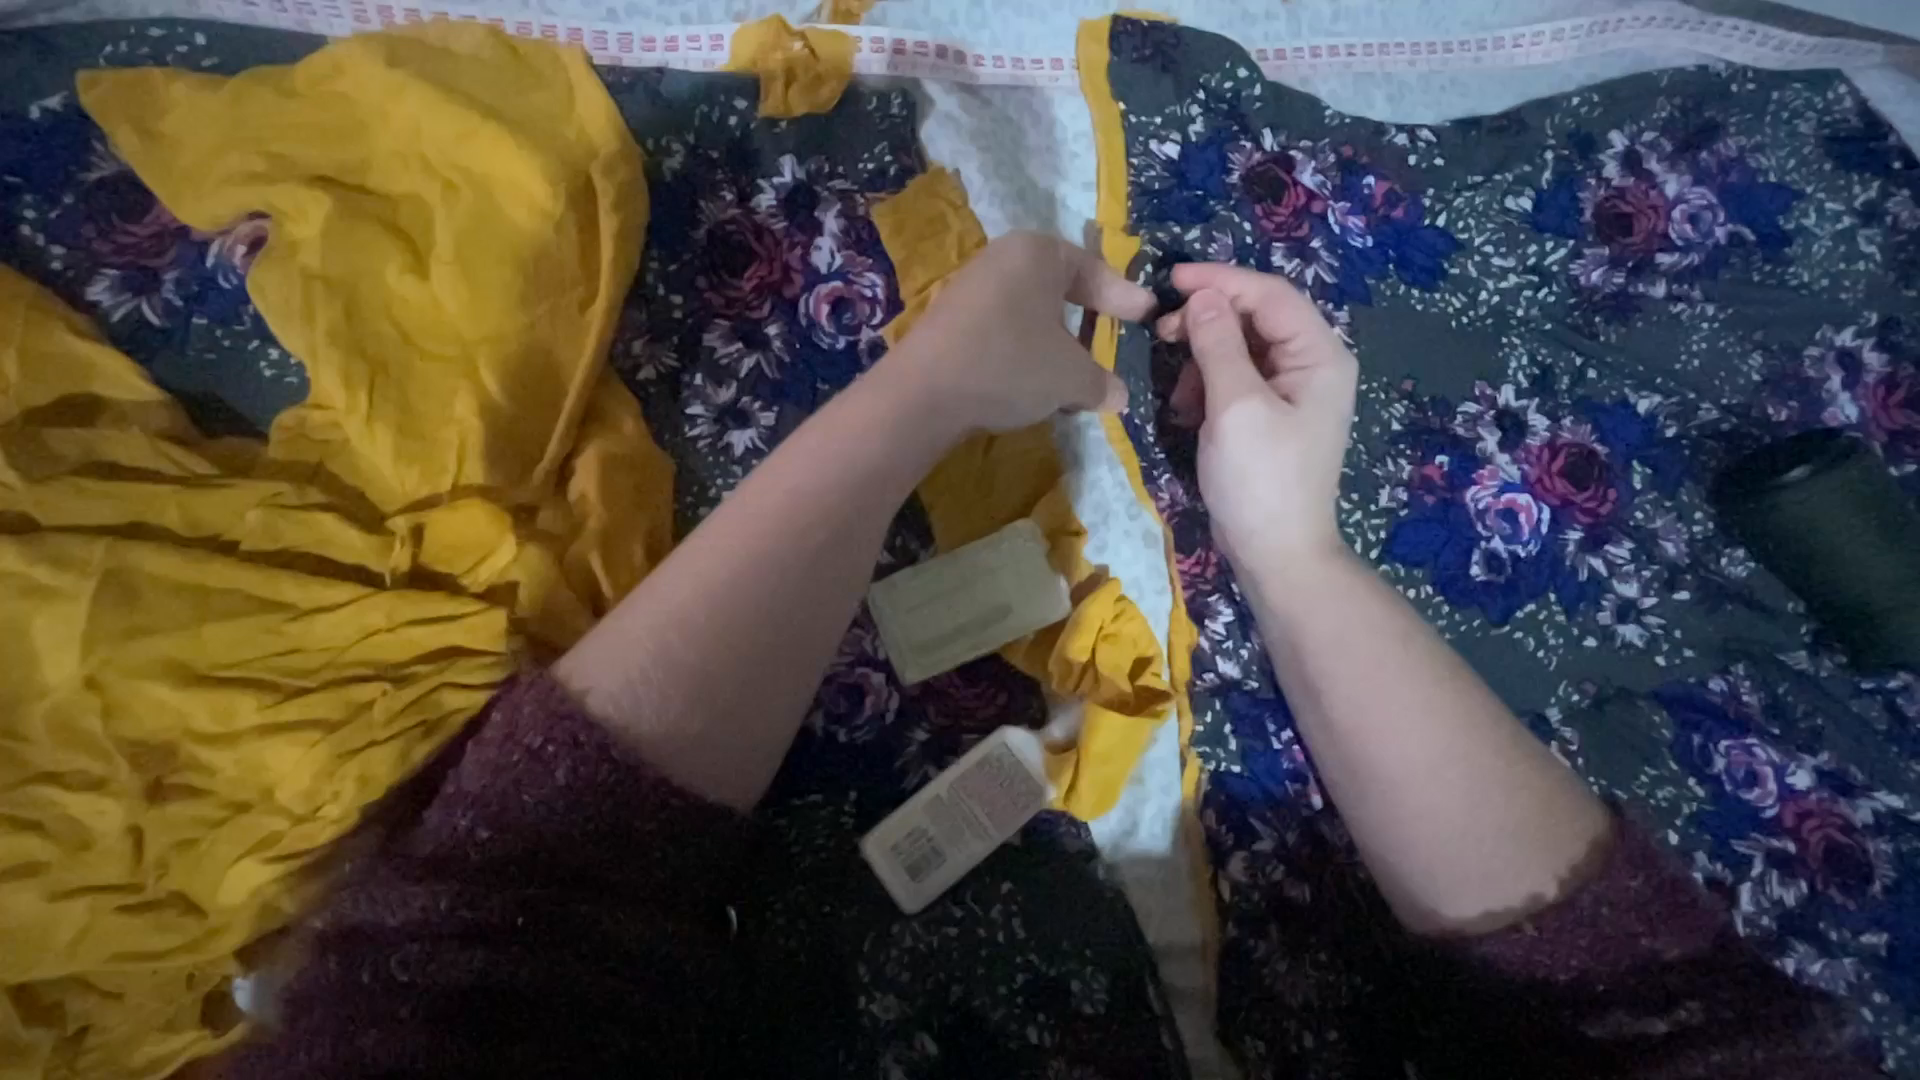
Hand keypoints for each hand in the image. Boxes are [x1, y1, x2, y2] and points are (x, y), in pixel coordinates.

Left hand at [886, 231, 1153, 435]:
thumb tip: (1119, 395)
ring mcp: (969, 291)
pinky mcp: (948, 324)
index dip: (1123, 297)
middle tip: (1109, 342)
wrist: (924, 393)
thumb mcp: (1071, 377)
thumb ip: (1101, 382)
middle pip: (1058, 291)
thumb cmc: (1012, 365)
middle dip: (1085, 322)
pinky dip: (1022, 356)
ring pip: (1028, 316)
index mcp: (1038, 253)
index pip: (1093, 270)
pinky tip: (1031, 387)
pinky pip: (1001, 334)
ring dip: (1053, 346)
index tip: (1146, 314)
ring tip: (1072, 377)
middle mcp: (1001, 260)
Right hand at [1154, 264, 1356, 568]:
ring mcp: (1292, 393)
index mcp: (1319, 355)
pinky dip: (1208, 386)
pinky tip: (1188, 410)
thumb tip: (1200, 297)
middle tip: (1162, 332)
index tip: (1170, 281)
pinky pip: (1236, 381)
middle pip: (1256, 319)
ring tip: (1179, 393)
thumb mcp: (1235, 406)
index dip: (1220, 281)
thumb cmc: (1260, 479)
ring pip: (1241, 349)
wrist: (1276, 553)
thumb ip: (1218, 345)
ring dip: (1203, 359)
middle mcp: (1312, 365)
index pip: (1270, 295)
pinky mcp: (1270, 416)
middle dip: (1207, 322)